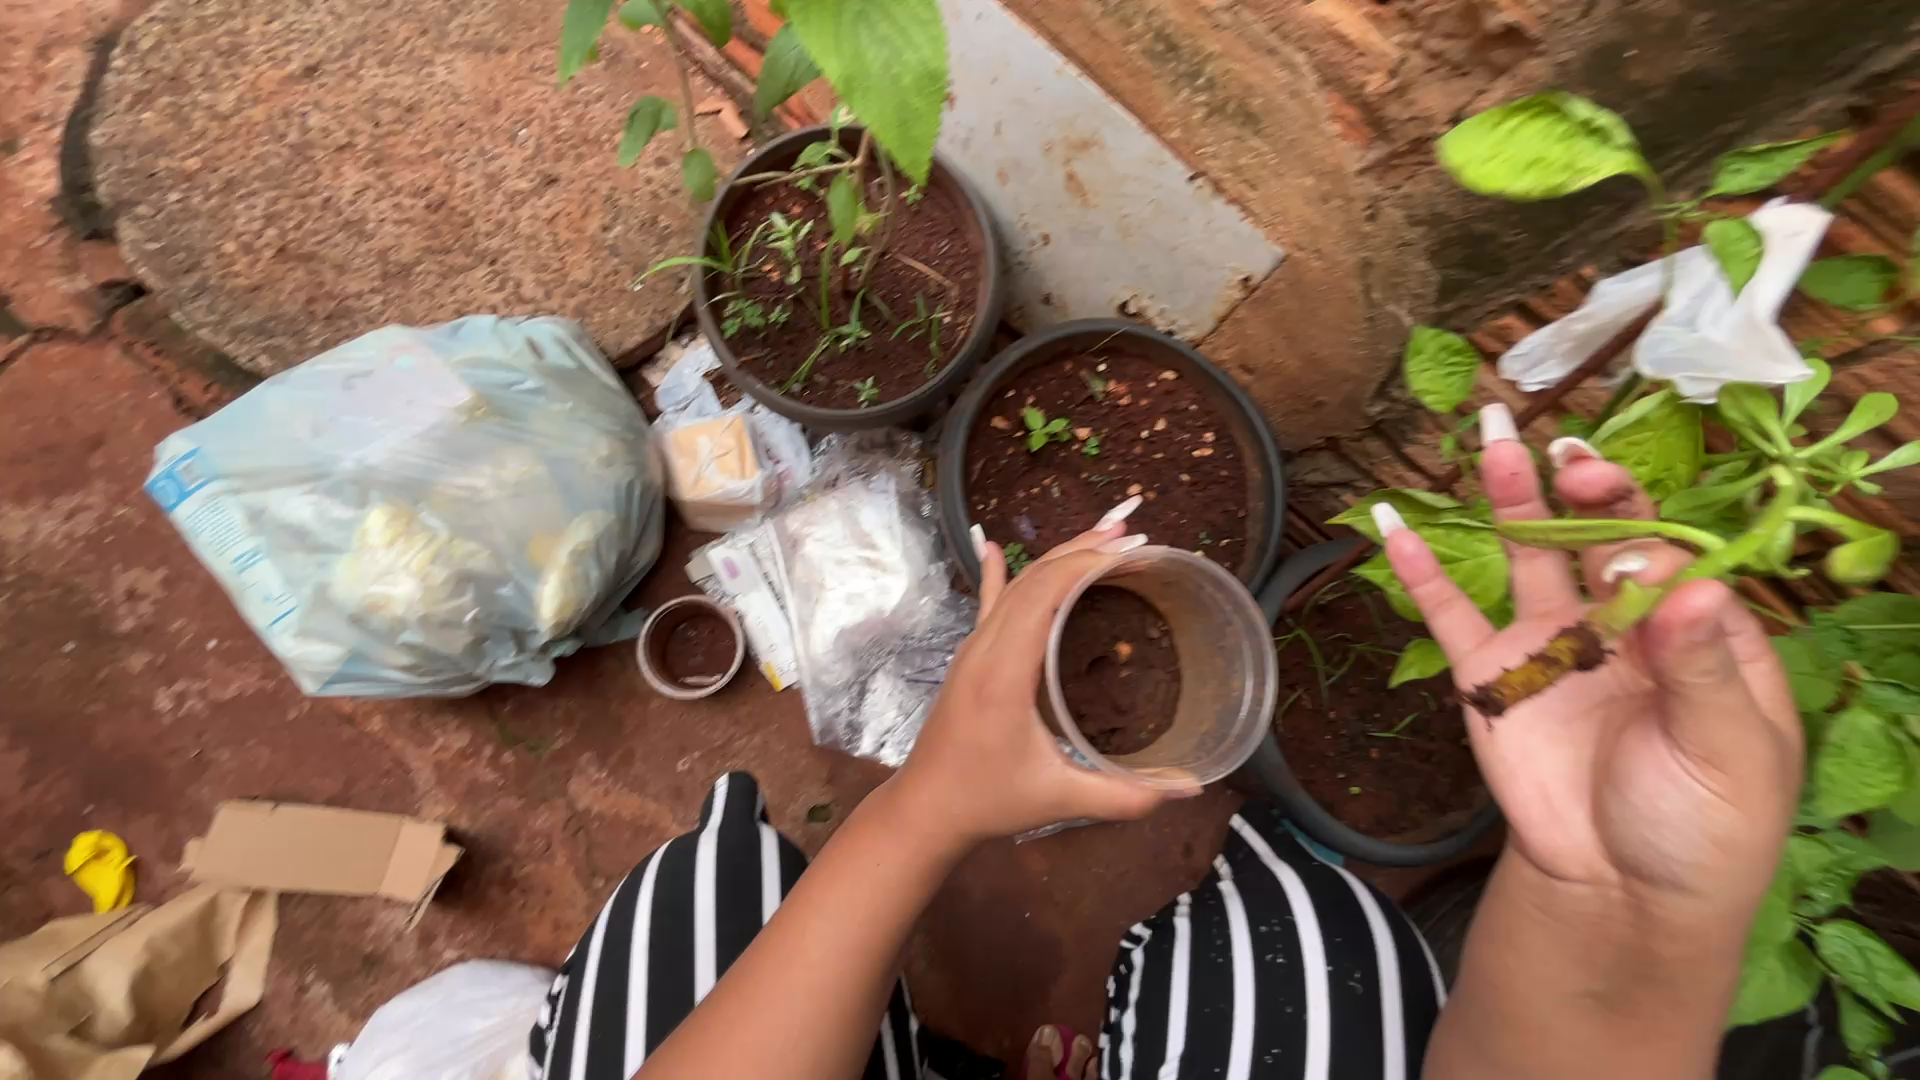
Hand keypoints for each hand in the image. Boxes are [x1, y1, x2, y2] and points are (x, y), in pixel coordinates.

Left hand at [892, 501, 1189, 842]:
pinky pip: (987, 604)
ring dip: (1055, 559)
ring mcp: (973, 648)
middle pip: (1032, 580)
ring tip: (1100, 538)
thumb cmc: (990, 800)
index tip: (1131, 550)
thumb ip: (1125, 797)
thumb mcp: (1060, 799)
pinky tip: (993, 547)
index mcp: (1004, 672)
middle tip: (1132, 537)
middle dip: (1082, 551)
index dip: (1085, 564)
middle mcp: (985, 648)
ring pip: (1014, 586)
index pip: (1043, 595)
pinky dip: (997, 574)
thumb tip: (1189, 786)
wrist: (927, 806)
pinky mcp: (969, 656)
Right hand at [1378, 405, 1799, 918]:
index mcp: (1690, 634)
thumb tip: (1690, 585)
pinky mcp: (1486, 670)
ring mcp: (1545, 642)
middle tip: (1562, 452)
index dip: (1644, 523)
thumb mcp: (1728, 753)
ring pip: (1522, 556)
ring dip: (1508, 500)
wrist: (1614, 879)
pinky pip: (1447, 613)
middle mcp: (1616, 623)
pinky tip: (1394, 526)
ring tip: (1492, 441)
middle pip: (1595, 538)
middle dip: (1583, 489)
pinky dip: (1420, 572)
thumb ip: (1704, 670)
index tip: (1616, 516)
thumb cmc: (1700, 821)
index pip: (1669, 555)